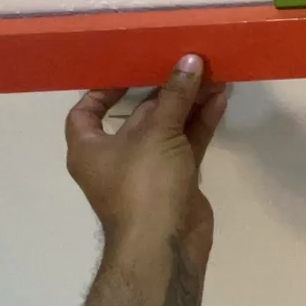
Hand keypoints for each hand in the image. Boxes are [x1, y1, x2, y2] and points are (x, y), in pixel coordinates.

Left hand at [65, 54, 229, 254]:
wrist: (165, 245)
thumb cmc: (144, 184)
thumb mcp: (158, 132)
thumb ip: (175, 95)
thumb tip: (190, 60)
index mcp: (91, 148)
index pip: (85, 112)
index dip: (103, 90)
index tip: (130, 69)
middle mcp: (116, 157)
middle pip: (138, 114)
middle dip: (165, 90)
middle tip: (187, 64)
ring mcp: (148, 169)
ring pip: (169, 127)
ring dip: (189, 104)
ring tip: (212, 76)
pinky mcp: (176, 179)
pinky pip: (187, 142)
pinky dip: (201, 122)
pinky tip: (220, 100)